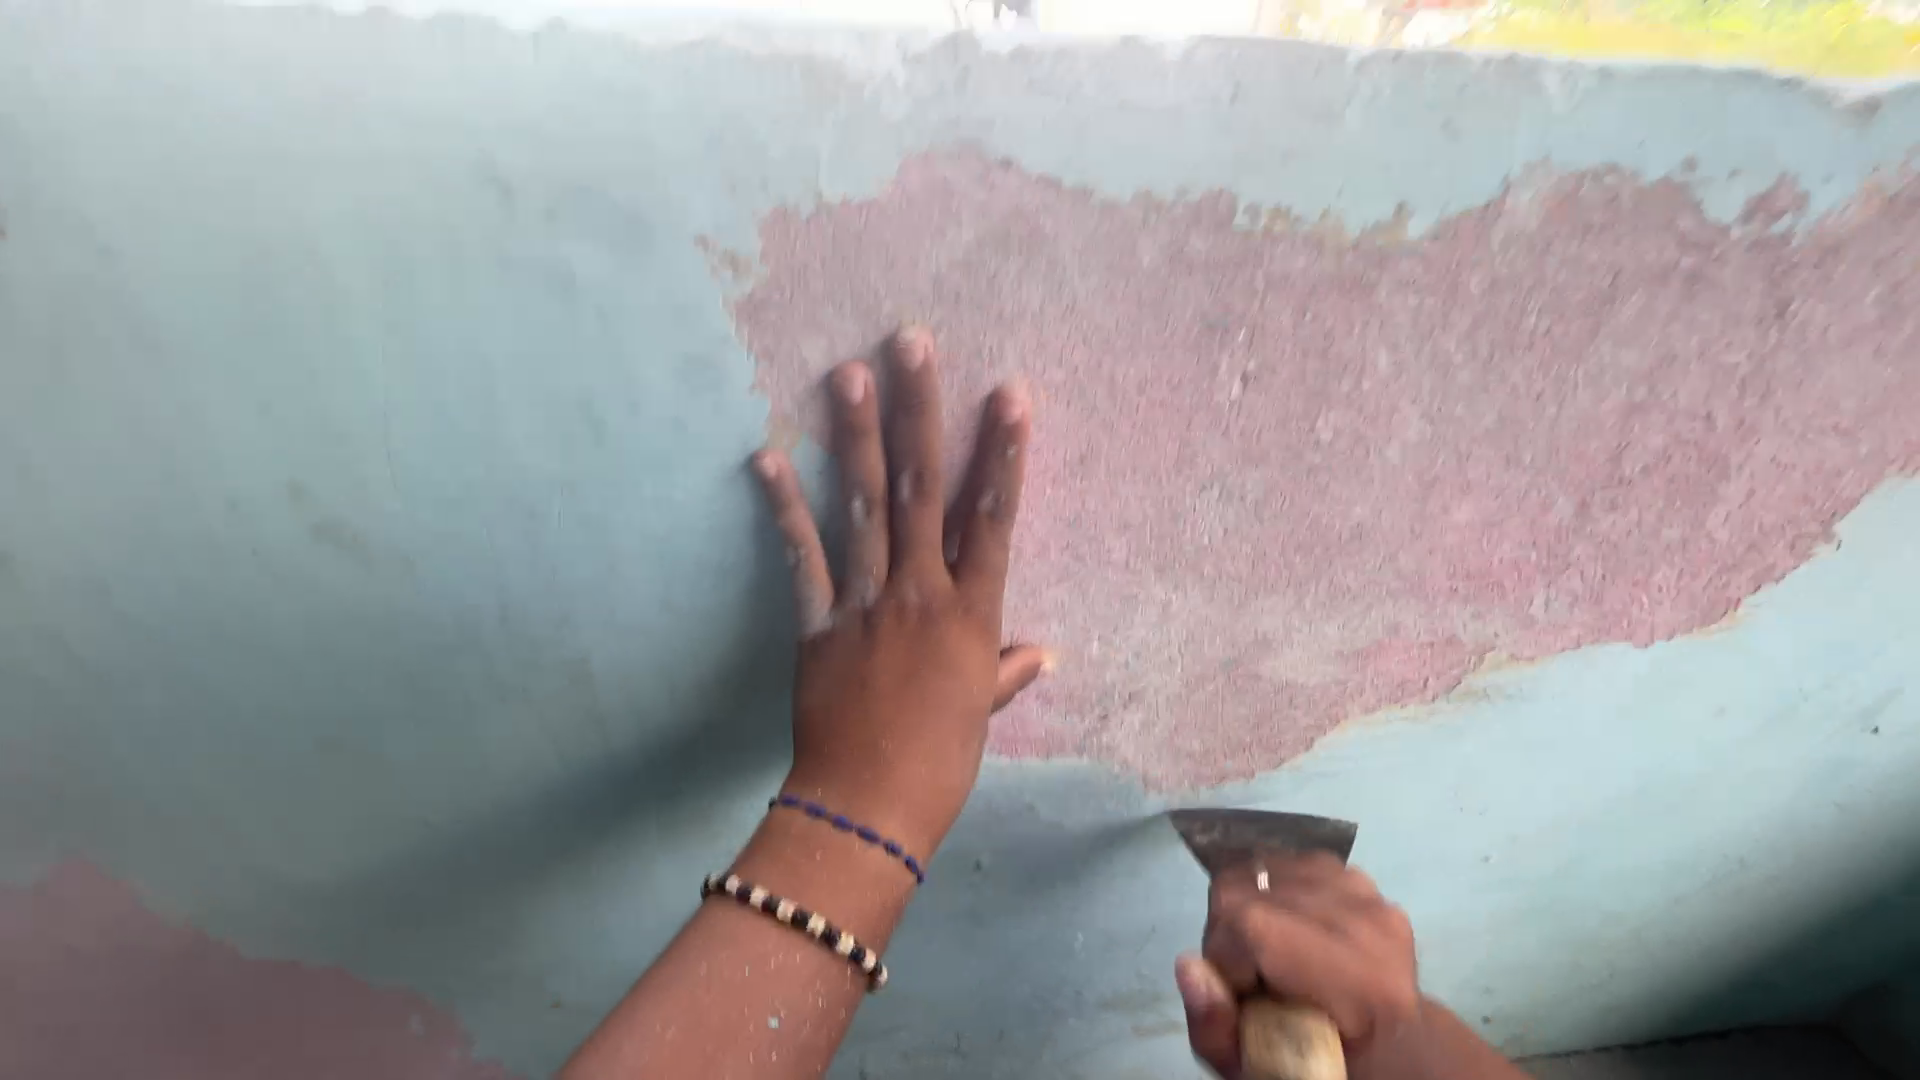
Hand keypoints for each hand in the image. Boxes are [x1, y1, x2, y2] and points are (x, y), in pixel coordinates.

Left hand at [751, 326, 1046, 855]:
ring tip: (848, 372)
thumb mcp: (982, 712)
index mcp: (974, 615)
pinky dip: (783, 509)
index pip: (995, 518)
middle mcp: (924, 593)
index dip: (1003, 453)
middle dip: (921, 411)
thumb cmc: (941, 763)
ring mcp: (868, 603)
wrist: (871, 810)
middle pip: (926, 490)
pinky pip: (803, 558)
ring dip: (857, 435)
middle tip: (911, 343)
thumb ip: (1008, 672)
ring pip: (866, 506)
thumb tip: (1045, 654)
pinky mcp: (818, 623)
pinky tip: (765, 456)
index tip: (1009, 394)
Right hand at [1177, 855, 1423, 1079]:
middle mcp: (1371, 923)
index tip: (1238, 992)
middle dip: (1230, 926)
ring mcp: (1369, 892)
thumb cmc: (1317, 1064)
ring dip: (1249, 905)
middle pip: (1251, 886)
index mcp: (1360, 982)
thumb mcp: (1254, 1070)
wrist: (1387, 1047)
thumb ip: (1215, 1028)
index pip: (1251, 922)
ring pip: (1264, 868)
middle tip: (1248, 974)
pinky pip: (1287, 863)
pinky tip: (1288, 926)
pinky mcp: (1362, 877)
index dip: (1223, 951)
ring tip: (1269, 951)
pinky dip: (1272, 891)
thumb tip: (1189, 965)